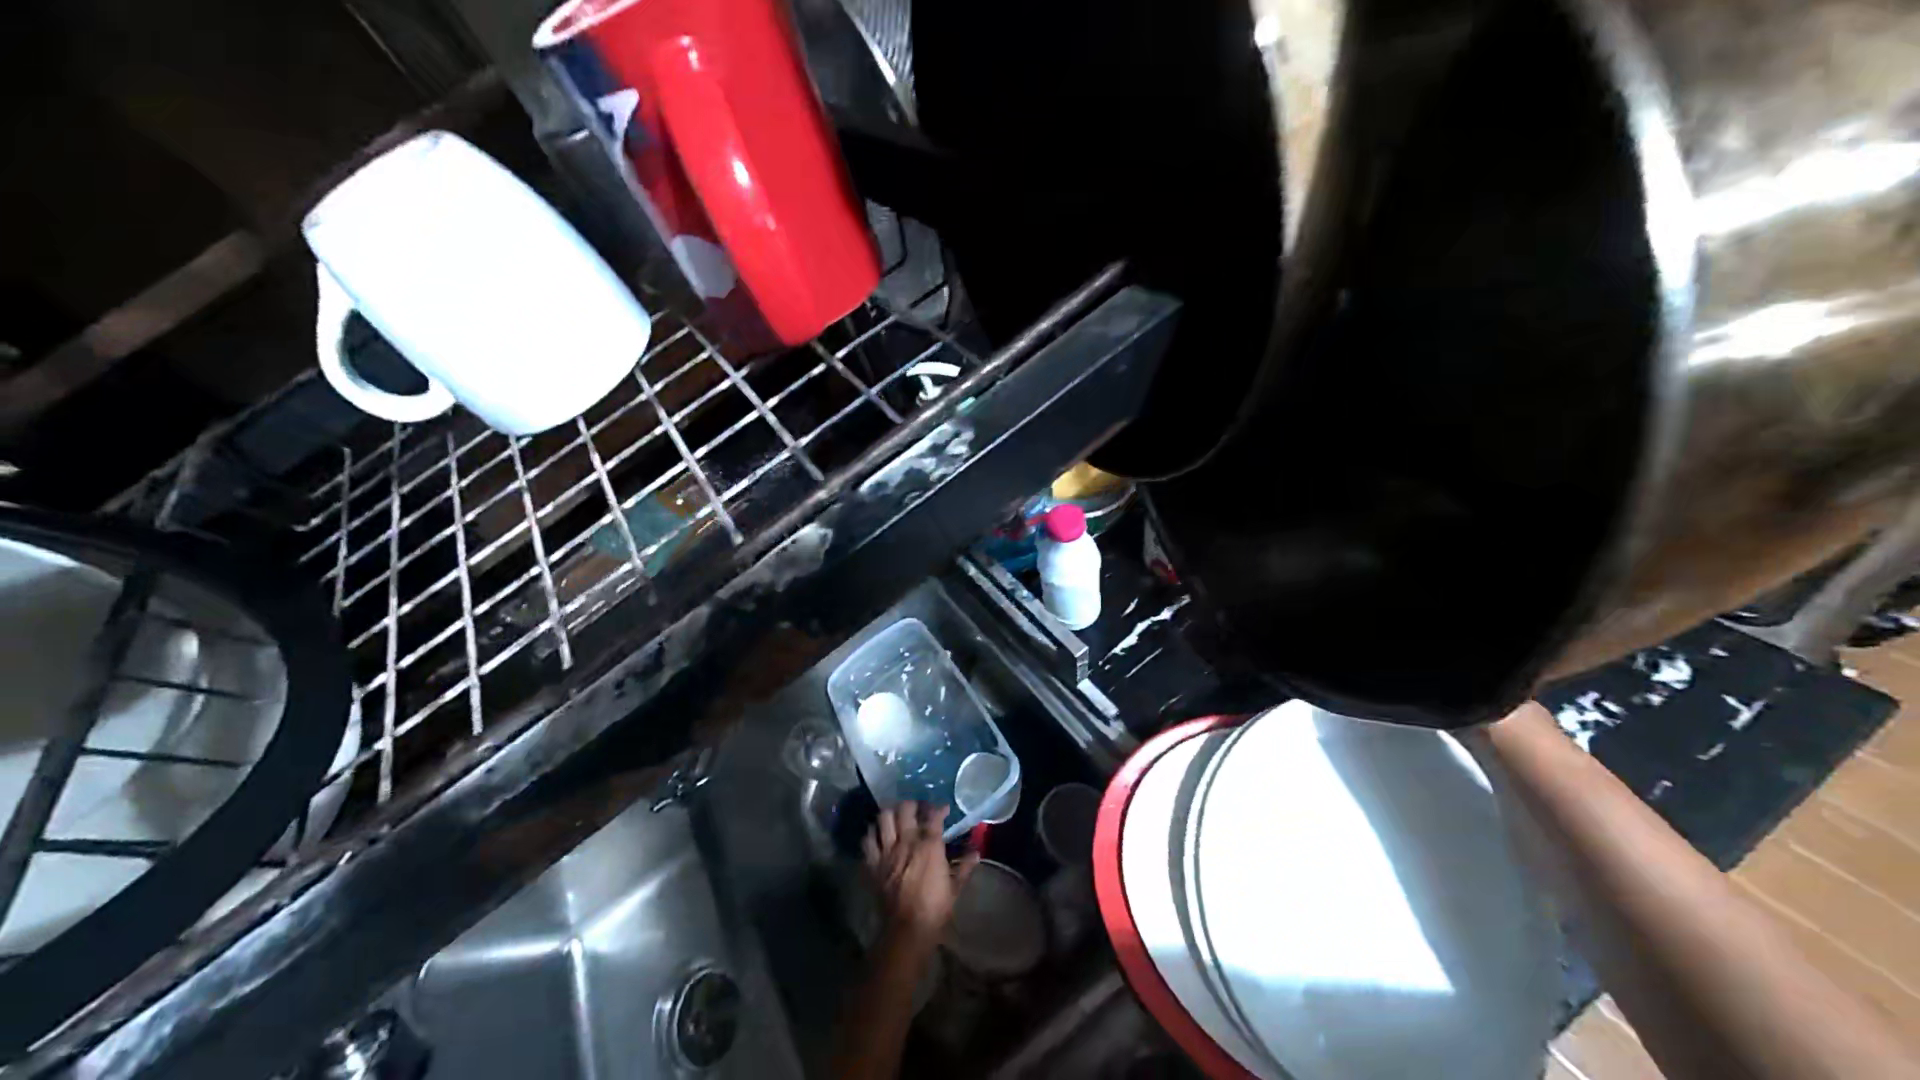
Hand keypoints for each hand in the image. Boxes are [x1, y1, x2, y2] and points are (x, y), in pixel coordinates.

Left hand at [862, 801, 980, 943]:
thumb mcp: (955, 887)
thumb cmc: (935, 908)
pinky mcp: (873, 863)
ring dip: (890, 814)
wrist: (907, 928)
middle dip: (912, 805)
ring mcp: (887, 851)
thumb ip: (964, 866)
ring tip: (896, 817)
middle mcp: (906, 841)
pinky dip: (872, 833)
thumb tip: (976, 853)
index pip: (933, 816)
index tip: (944, 809)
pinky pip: (868, 840)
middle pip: (905, 809)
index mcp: (929, 845)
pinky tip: (878, 835)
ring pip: (884, 818)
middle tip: (917, 809)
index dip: (939, 809)